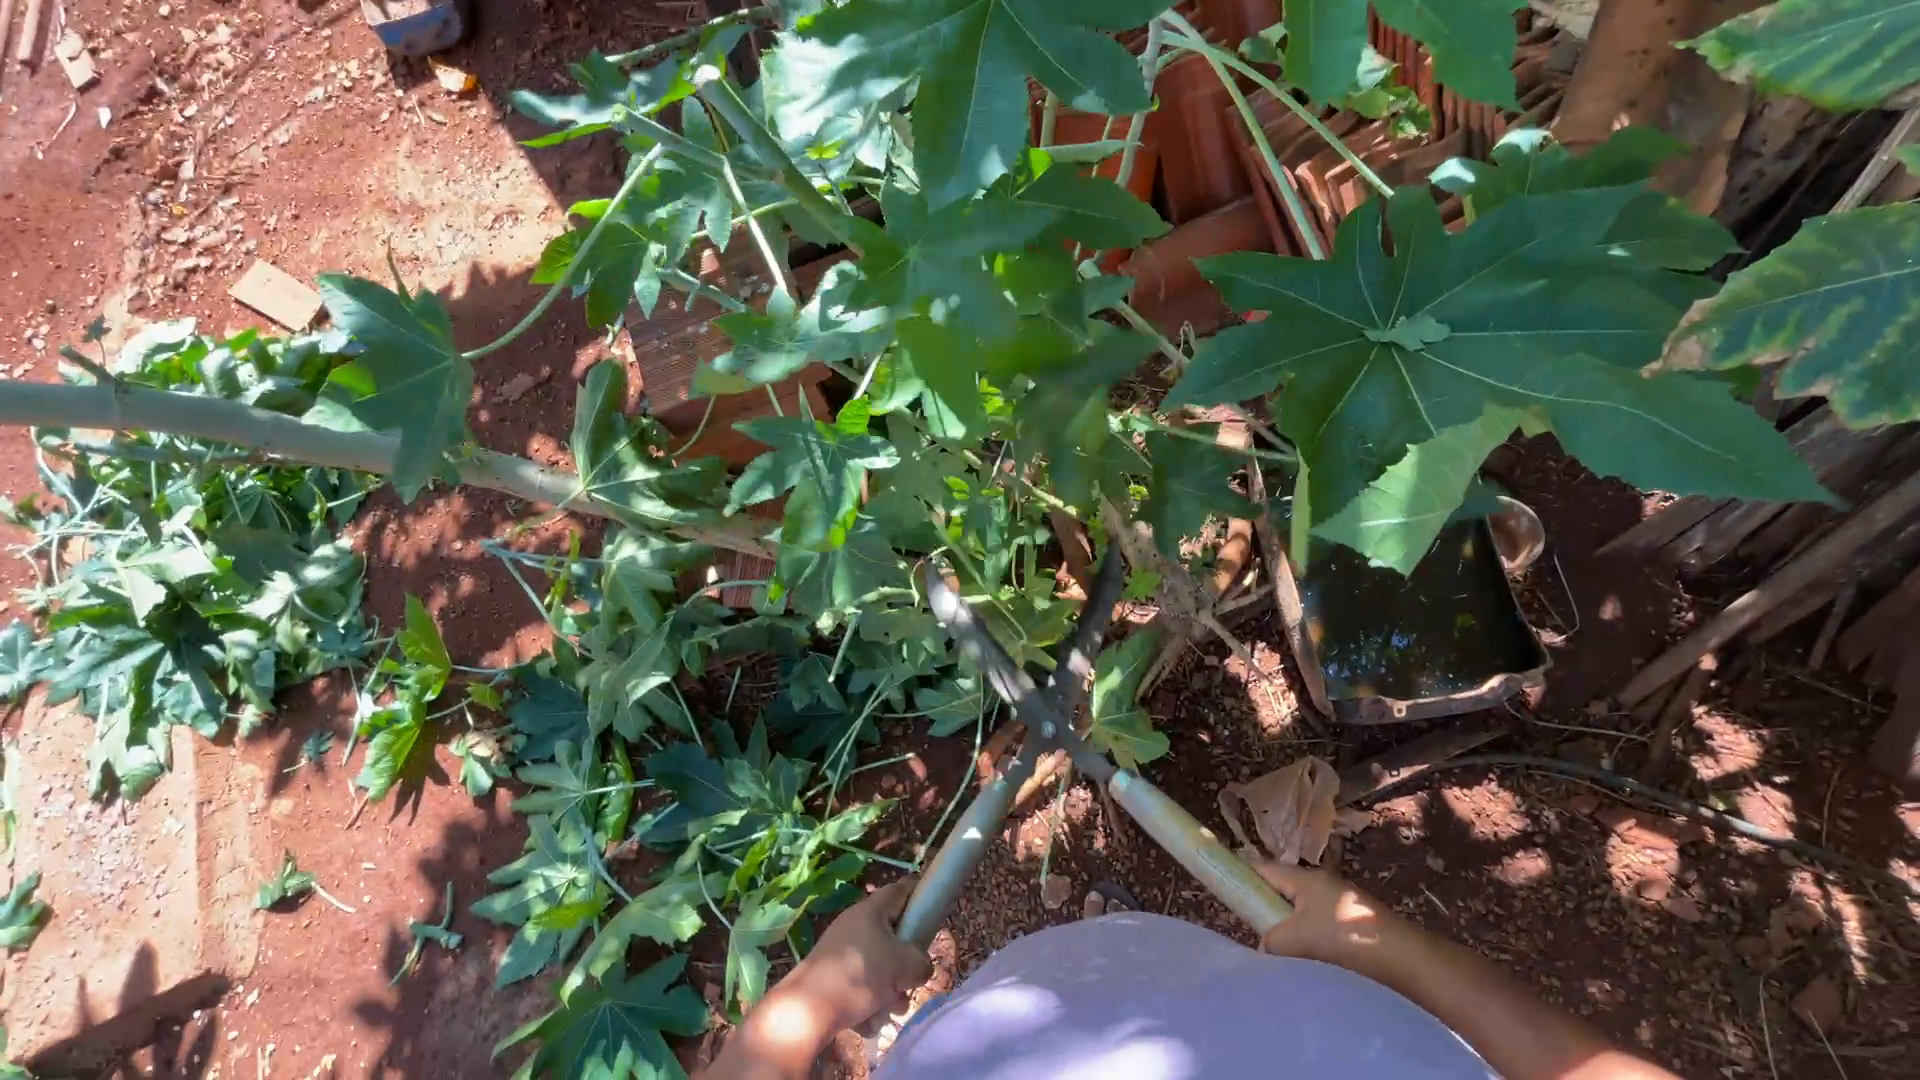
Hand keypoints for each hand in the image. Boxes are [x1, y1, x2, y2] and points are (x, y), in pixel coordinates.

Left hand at [785, 879, 933, 1031]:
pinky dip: (868, 1005)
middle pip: (893, 938)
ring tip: (887, 1011)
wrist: (806, 1011)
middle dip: (905, 967)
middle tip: (908, 984)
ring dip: (888, 992)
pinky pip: (861, 987)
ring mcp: (841, 952)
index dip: (920, 894)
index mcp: (871, 911)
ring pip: (879, 969)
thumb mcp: (904, 966)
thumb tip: (918, 968)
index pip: (901, 890)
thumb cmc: (859, 976)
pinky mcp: (831, 977)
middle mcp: (855, 926)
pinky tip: (865, 1020)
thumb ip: (922, 962)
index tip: (934, 909)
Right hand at [1251, 861, 1396, 966]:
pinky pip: (1320, 925)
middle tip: (1255, 929)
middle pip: (1282, 890)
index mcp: (1304, 877)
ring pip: (1302, 911)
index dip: (1242, 876)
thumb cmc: (1345, 937)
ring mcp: (1340, 902)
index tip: (1228, 892)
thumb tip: (1265, 947)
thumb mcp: (1297, 939)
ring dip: (1291, 927)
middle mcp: (1321, 883)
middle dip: (1267, 908)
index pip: (1263, 869)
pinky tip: (1312, 958)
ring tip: (1284, 950)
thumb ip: (1271, 940)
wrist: (1405, 958)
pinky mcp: (1355, 922)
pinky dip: (1311, 937)